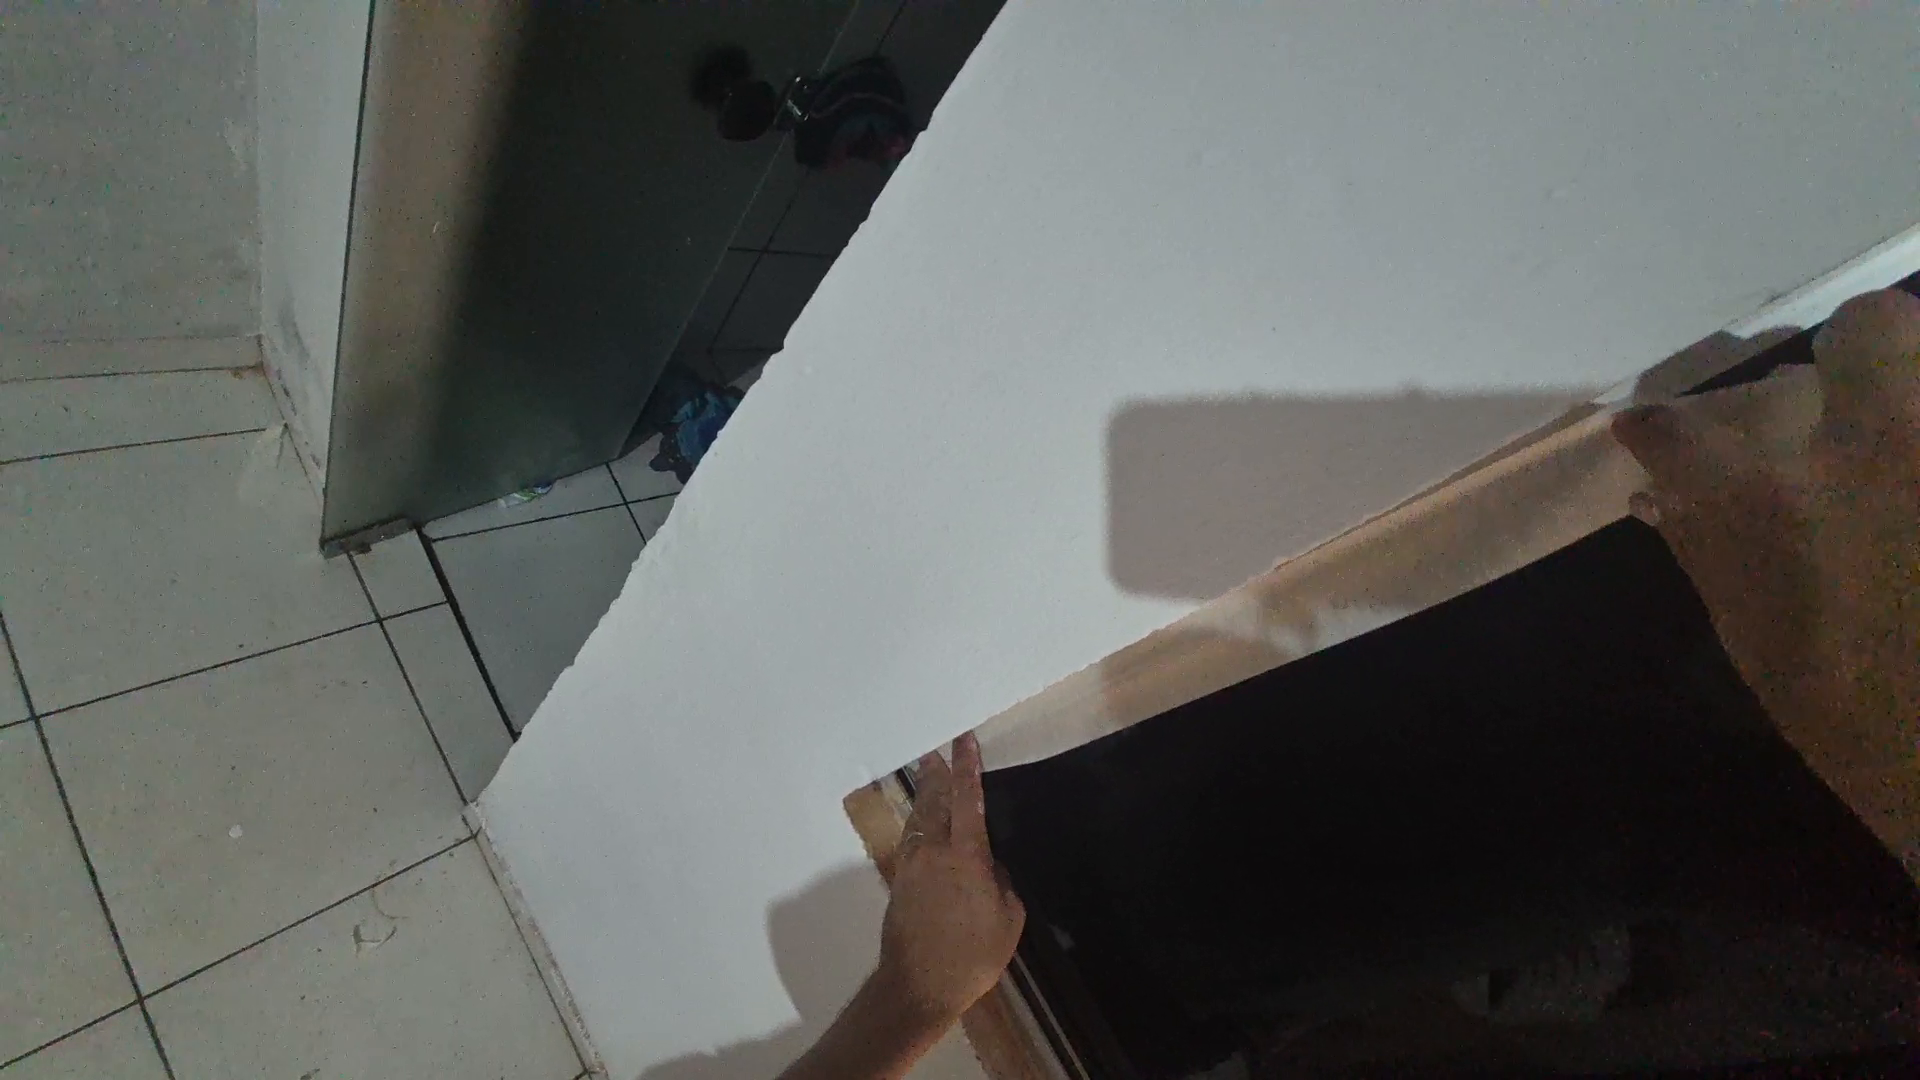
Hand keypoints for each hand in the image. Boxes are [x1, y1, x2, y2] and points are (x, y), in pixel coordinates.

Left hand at [878, 732, 1026, 1025]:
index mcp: (966, 855)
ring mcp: (913, 863)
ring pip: (921, 817)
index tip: (964, 740)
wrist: (917, 986)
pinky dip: (920, 820)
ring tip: (929, 773)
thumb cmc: (972, 956)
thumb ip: (1001, 882)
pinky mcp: (901, 879)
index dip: (967, 767)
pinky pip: (913, 837)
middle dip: (938, 772)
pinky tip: (924, 821)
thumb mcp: (1008, 920)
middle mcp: (935, 849)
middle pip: (936, 799)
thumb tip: (989, 865)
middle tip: (936, 749)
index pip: (968, 799)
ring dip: (926, 793)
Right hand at [1613, 289, 1919, 862]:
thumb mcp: (1749, 626)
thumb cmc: (1844, 702)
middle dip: (1852, 354)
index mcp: (1760, 497)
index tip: (1652, 430)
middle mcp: (1867, 445)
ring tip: (1897, 432)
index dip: (1659, 425)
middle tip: (1841, 402)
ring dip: (1916, 372)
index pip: (1675, 425)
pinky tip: (1913, 492)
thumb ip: (1709, 546)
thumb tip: (1663, 498)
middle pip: (1869, 328)